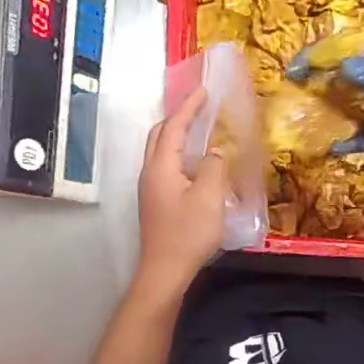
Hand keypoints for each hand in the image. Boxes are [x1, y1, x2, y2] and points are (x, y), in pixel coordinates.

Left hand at [136, 87, 230, 293]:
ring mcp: (149, 191)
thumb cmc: (188, 234)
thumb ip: (214, 167)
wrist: (164, 272)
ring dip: (178, 138)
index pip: (174, 127)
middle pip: (160, 136)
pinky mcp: (155, 205)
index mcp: (161, 167)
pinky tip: (196, 167)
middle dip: (178, 118)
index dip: (189, 107)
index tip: (204, 91)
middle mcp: (150, 174)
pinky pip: (165, 169)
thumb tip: (214, 153)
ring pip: (161, 153)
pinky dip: (179, 157)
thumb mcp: (209, 198)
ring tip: (200, 133)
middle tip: (200, 109)